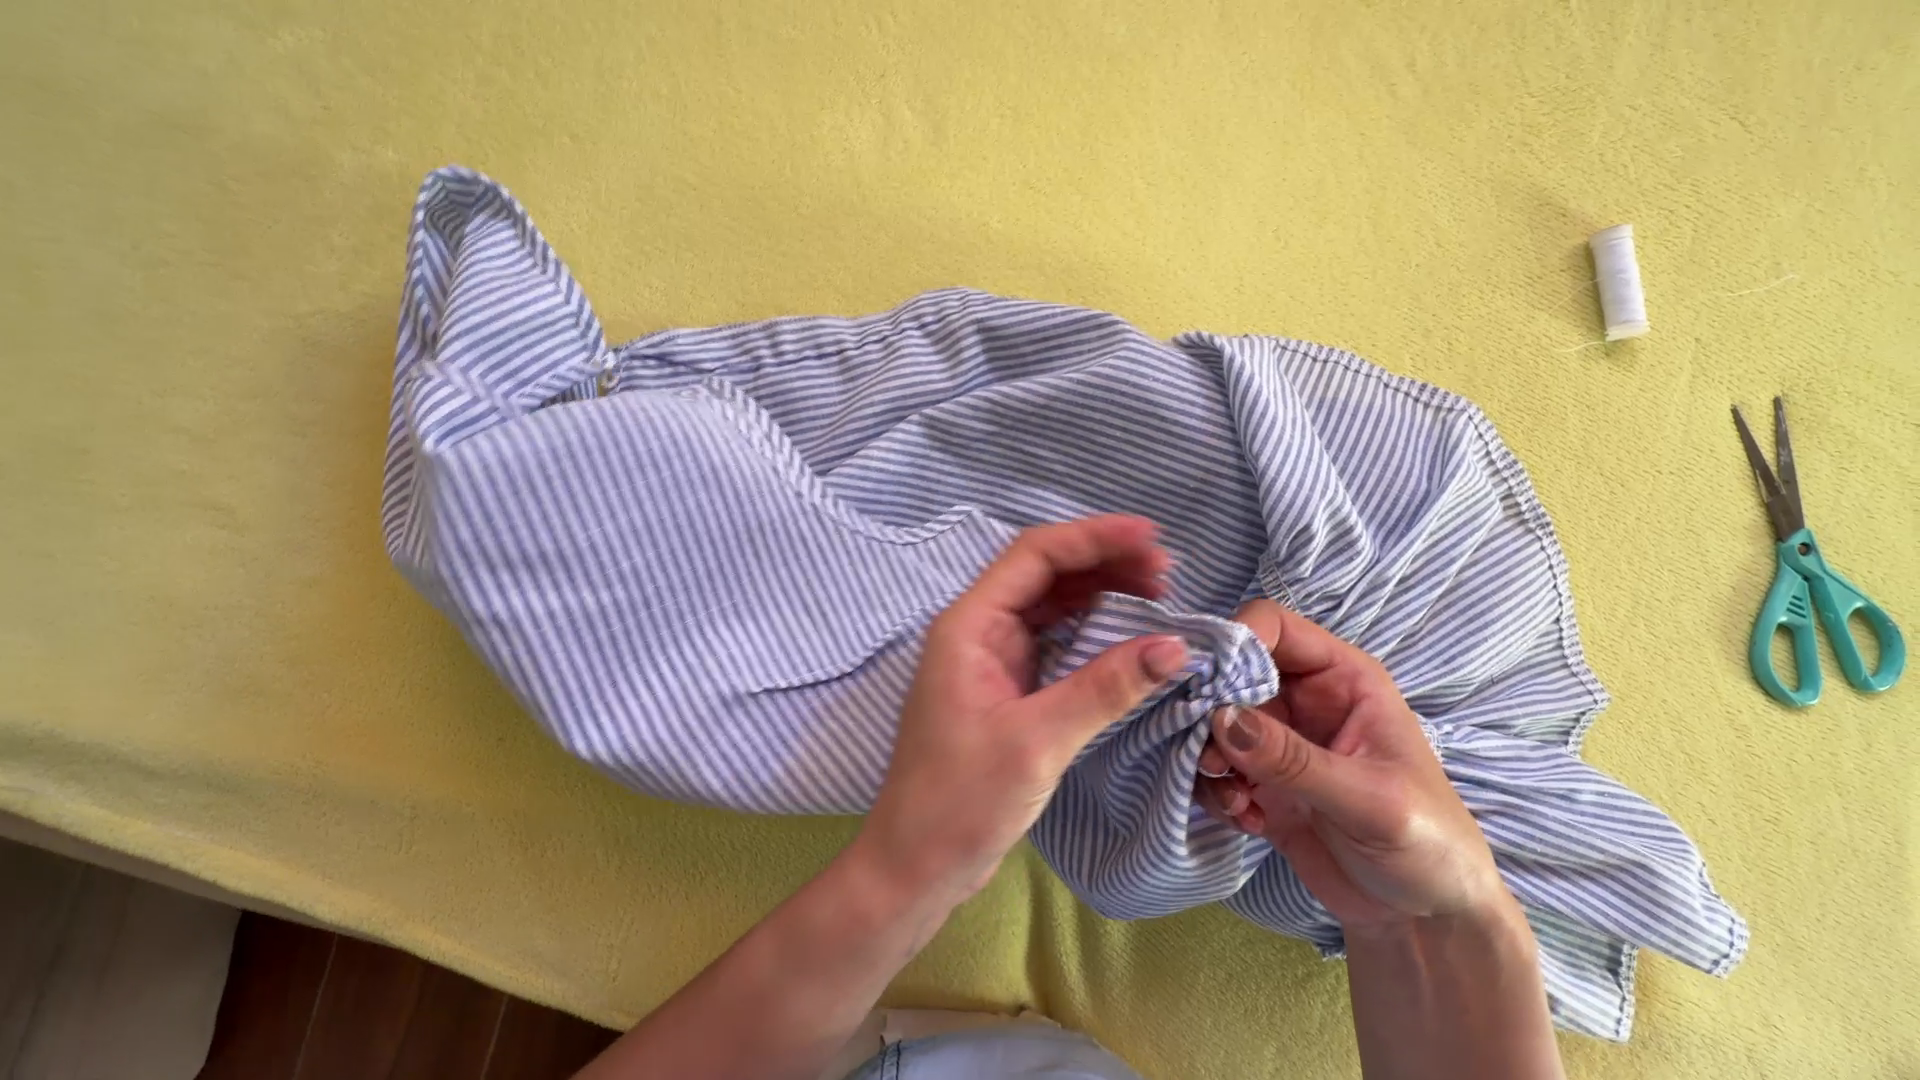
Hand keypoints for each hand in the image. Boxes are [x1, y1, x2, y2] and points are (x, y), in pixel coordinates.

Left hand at [856, 516, 1190, 904]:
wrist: (917, 865)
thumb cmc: (960, 801)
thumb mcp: (1037, 741)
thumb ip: (1105, 688)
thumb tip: (1173, 647)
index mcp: (969, 626)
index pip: (1035, 555)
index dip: (1095, 538)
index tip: (1153, 539)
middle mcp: (977, 631)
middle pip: (1046, 575)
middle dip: (1105, 565)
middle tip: (1167, 573)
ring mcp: (990, 661)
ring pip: (1051, 608)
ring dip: (1101, 597)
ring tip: (1157, 597)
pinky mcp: (1005, 691)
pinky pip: (1053, 645)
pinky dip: (1091, 635)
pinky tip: (1127, 639)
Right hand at [1194, 600, 1508, 931]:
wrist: (1426, 921)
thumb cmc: (1429, 845)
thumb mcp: (1369, 801)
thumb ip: (1293, 759)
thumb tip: (1219, 718)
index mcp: (1342, 679)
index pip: (1274, 628)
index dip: (1235, 641)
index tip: (1203, 684)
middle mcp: (1303, 700)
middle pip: (1230, 673)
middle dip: (1208, 710)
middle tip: (1208, 756)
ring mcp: (1277, 743)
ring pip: (1212, 723)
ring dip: (1207, 758)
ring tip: (1235, 798)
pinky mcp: (1259, 783)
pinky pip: (1213, 770)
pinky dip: (1216, 792)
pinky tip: (1248, 822)